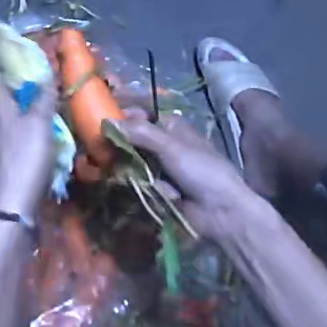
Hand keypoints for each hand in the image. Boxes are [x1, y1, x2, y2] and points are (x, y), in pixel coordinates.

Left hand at [0, 38, 58, 217]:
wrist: (10, 207)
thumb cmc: (24, 159)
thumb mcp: (39, 125)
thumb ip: (44, 98)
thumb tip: (46, 71)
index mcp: (0, 106)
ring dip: (5, 97)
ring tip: (16, 88)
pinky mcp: (1, 158)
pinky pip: (8, 128)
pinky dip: (14, 118)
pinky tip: (23, 124)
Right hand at [115, 114, 271, 243]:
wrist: (223, 212)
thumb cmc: (201, 170)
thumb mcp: (171, 146)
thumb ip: (139, 132)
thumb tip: (106, 120)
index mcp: (171, 126)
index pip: (140, 114)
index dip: (122, 116)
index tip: (103, 123)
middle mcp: (164, 143)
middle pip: (132, 138)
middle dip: (122, 146)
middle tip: (107, 152)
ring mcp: (161, 166)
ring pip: (133, 160)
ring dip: (133, 169)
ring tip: (134, 176)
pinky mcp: (158, 188)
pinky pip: (140, 181)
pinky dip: (146, 187)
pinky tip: (155, 192)